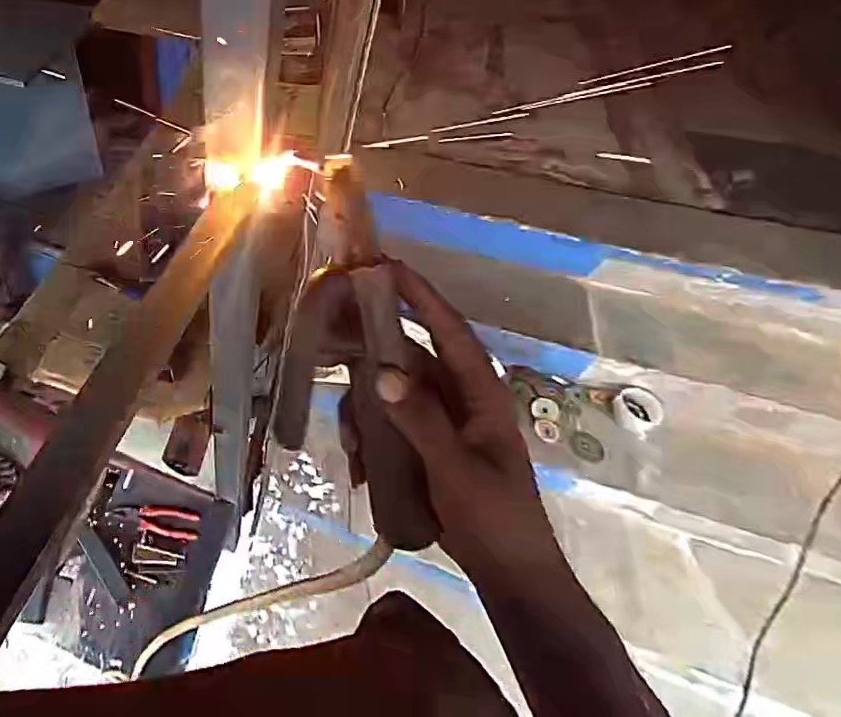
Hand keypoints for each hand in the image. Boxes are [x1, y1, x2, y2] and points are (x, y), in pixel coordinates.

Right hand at [356, 261, 565, 584]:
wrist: (509, 574)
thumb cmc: (496, 519)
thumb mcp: (458, 472)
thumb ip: (421, 421)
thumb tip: (381, 371)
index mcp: (479, 392)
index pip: (448, 329)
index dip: (420, 294)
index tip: (385, 266)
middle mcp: (456, 395)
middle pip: (405, 355)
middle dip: (368, 357)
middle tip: (330, 349)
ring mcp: (437, 417)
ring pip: (387, 389)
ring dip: (363, 410)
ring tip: (354, 445)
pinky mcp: (421, 438)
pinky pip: (384, 419)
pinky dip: (367, 434)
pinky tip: (360, 465)